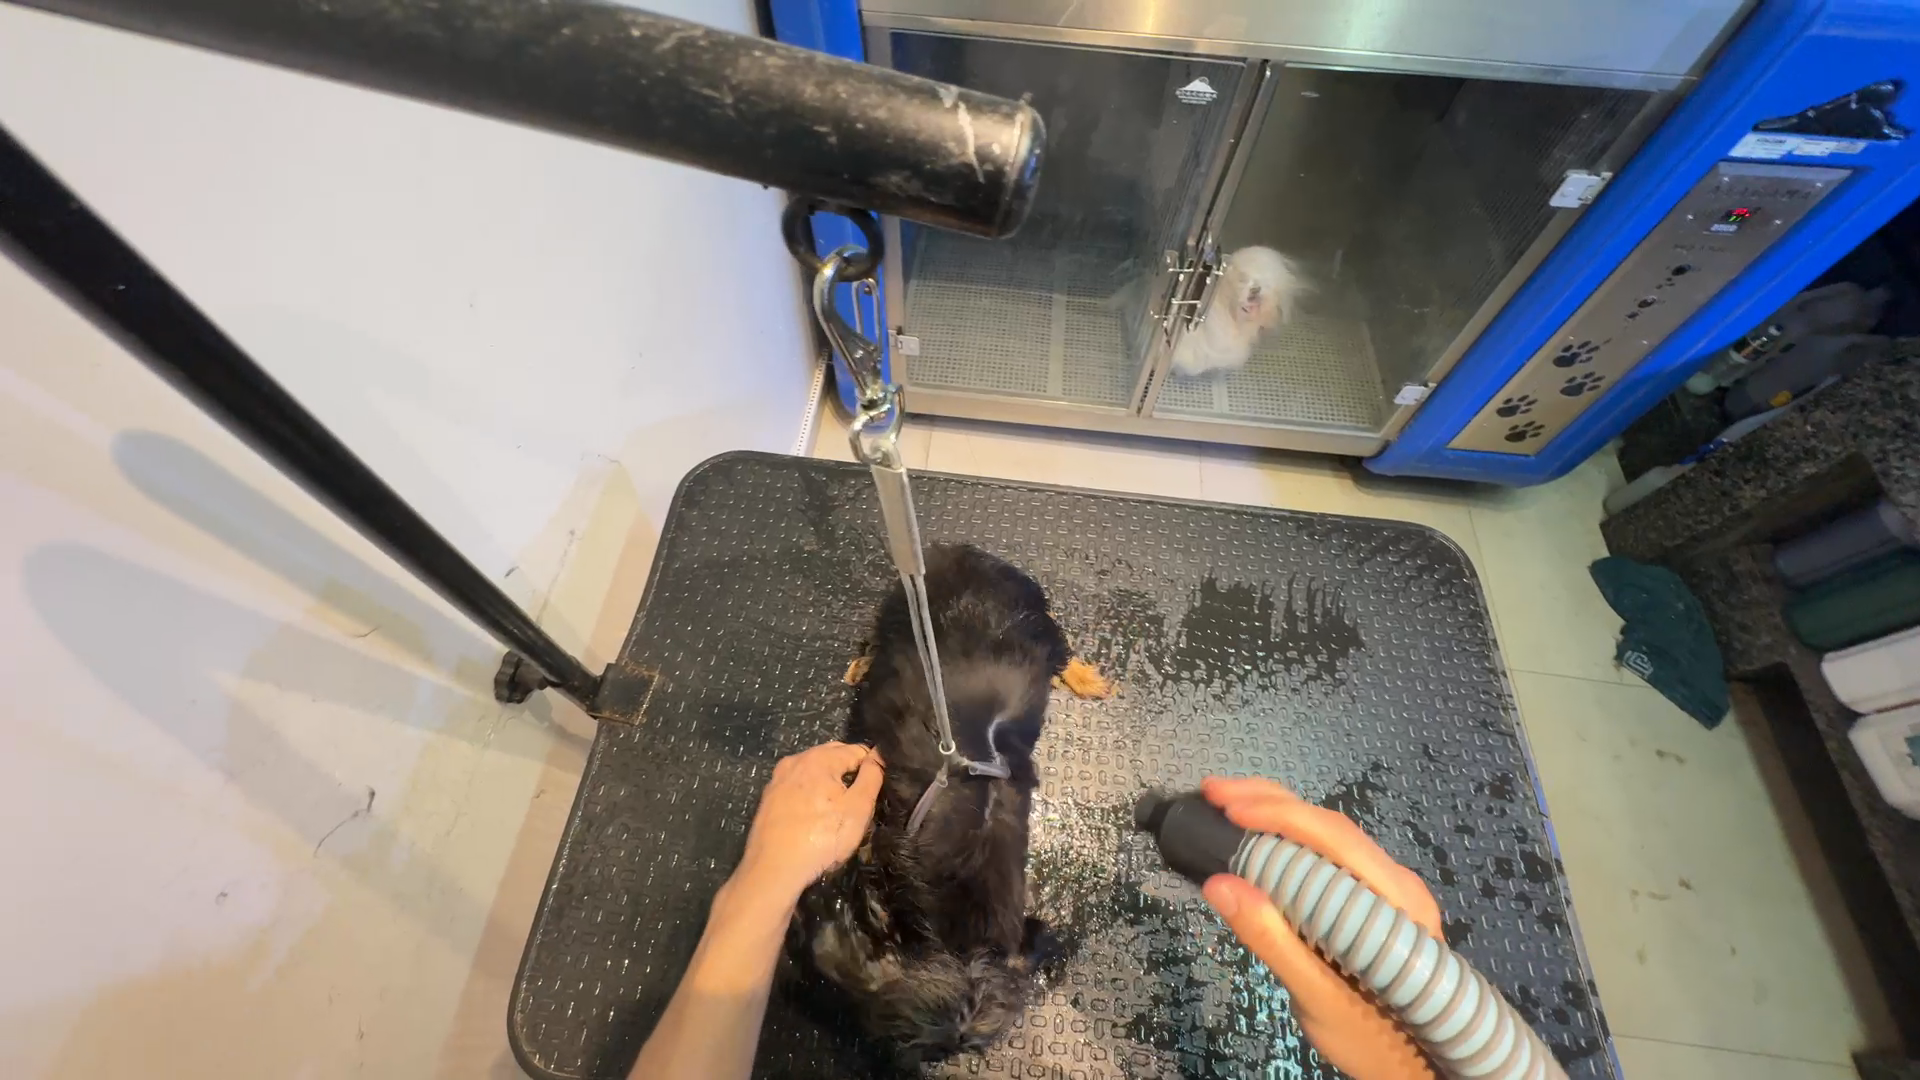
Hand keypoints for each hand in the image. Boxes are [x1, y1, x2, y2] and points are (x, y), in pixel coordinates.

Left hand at [731, 742, 884, 905]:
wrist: (772, 871)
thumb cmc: (821, 839)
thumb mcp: (858, 809)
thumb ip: (872, 776)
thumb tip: (879, 755)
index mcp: (819, 757)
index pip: (857, 750)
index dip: (871, 768)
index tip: (874, 791)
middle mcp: (796, 760)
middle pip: (833, 756)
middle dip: (849, 772)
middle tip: (857, 801)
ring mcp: (778, 779)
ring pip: (814, 771)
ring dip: (828, 783)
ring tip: (836, 811)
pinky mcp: (768, 798)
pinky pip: (797, 787)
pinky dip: (809, 795)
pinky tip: (812, 818)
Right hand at [1200, 776, 1442, 1079]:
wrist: (1422, 1069)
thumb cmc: (1375, 1039)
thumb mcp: (1321, 1001)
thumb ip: (1274, 942)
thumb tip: (1218, 884)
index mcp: (1395, 900)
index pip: (1334, 837)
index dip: (1279, 815)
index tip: (1228, 809)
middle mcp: (1394, 879)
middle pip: (1326, 823)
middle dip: (1265, 800)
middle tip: (1210, 791)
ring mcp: (1382, 883)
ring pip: (1323, 829)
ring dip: (1270, 808)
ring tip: (1221, 799)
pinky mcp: (1366, 892)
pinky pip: (1322, 846)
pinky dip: (1282, 829)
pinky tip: (1252, 828)